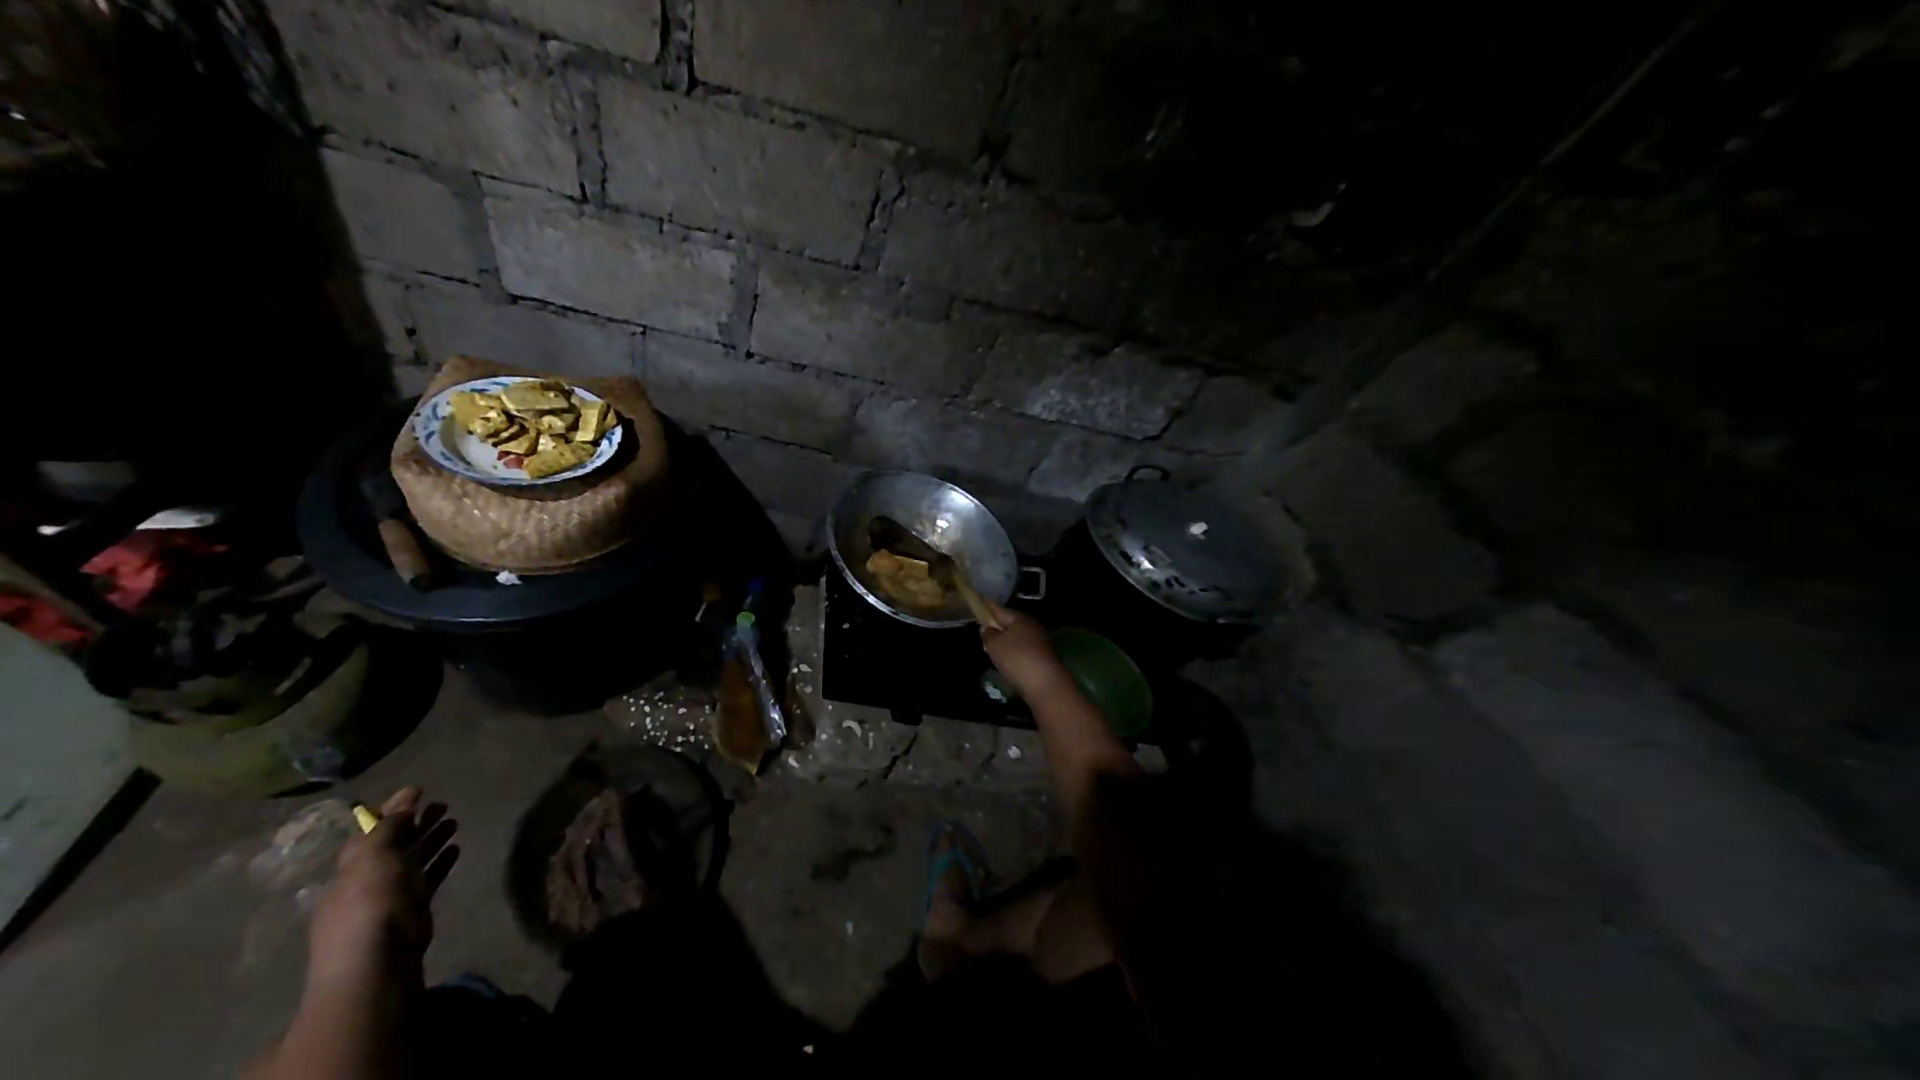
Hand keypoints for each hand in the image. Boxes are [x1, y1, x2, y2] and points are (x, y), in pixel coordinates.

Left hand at [306, 787, 457, 989]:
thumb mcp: (375, 857)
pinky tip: (456, 849)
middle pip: (396, 844)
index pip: (373, 831)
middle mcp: (368, 879)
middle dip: (417, 823)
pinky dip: (440, 862)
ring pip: (413, 860)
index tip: (419, 790)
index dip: (394, 810)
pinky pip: (427, 879)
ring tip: (454, 822)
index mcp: (352, 865)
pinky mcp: (412, 911)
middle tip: (444, 804)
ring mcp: (390, 896)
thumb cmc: (371, 903)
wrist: (376, 962)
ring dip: (431, 839)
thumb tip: (404, 799)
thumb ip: (389, 827)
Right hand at [980, 603, 1070, 698]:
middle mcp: (1031, 626)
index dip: (987, 607)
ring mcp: (1037, 642)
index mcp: (1019, 618)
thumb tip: (987, 628)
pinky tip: (1004, 661)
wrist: (1045, 684)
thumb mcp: (994, 645)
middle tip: (981, 631)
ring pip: (1015, 637)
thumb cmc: (1016, 658)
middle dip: (995, 626)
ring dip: (1003, 641)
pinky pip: (1021, 650)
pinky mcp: (1040, 657)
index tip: (978, 604)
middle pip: (1008, 623)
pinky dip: (1011, 653)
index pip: (999, 609)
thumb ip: (987, 634)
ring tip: (990, 648)